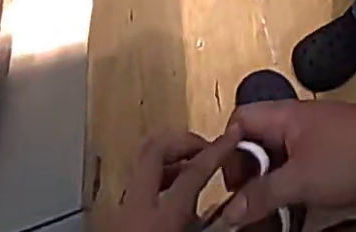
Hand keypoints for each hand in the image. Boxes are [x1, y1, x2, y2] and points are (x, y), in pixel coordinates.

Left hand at [114, 127, 239, 231]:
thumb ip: (216, 222)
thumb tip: (239, 202)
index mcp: (159, 216)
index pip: (194, 170)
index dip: (218, 149)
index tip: (235, 133)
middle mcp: (135, 207)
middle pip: (156, 148)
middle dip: (184, 141)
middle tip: (206, 147)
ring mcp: (121, 211)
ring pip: (145, 164)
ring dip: (171, 160)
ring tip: (193, 170)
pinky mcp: (117, 218)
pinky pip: (140, 185)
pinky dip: (160, 180)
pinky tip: (174, 195)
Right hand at [220, 100, 355, 227]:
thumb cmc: (346, 157)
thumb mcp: (299, 180)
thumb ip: (261, 195)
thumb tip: (227, 214)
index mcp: (283, 115)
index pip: (241, 119)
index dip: (228, 148)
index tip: (230, 184)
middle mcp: (294, 120)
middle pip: (255, 140)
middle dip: (245, 173)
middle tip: (245, 206)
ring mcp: (311, 136)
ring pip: (275, 157)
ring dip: (266, 184)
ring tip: (265, 215)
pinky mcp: (326, 152)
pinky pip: (294, 166)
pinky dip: (286, 186)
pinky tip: (289, 211)